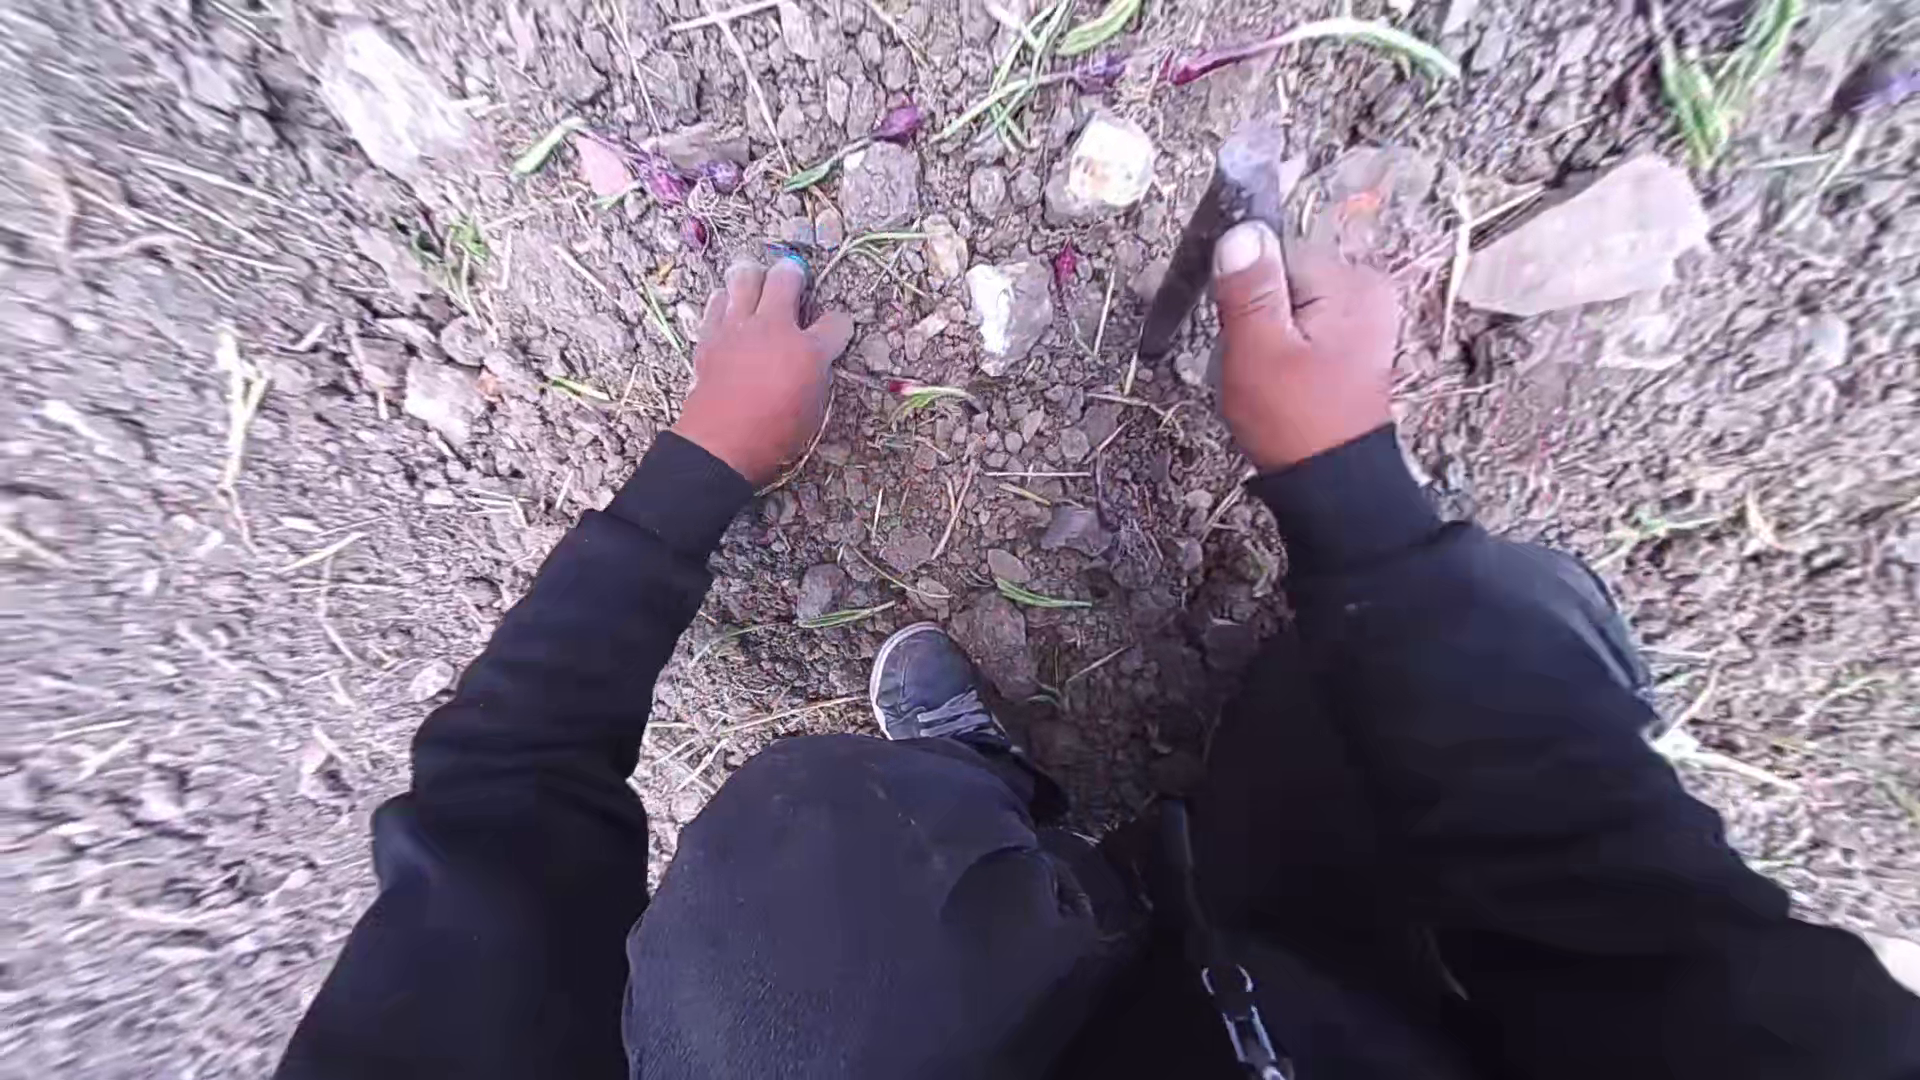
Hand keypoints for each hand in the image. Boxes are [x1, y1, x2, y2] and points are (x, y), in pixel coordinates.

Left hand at [670, 256, 853, 484]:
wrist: (723, 443)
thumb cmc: (776, 435)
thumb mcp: (813, 410)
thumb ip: (816, 377)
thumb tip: (815, 364)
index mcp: (809, 351)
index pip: (836, 323)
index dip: (841, 324)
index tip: (838, 329)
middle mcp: (774, 328)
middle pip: (785, 278)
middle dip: (794, 274)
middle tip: (795, 279)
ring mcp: (738, 327)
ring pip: (744, 276)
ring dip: (755, 276)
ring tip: (758, 285)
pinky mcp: (711, 336)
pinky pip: (717, 302)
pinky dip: (726, 301)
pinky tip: (731, 310)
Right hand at [1212, 221, 1397, 470]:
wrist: (1326, 479)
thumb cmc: (1291, 417)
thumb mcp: (1257, 350)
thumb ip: (1248, 290)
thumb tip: (1240, 231)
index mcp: (1349, 283)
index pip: (1273, 257)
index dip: (1241, 295)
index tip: (1236, 335)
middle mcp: (1364, 292)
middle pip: (1279, 283)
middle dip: (1251, 321)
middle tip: (1251, 363)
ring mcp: (1361, 321)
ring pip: (1283, 311)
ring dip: (1260, 341)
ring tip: (1263, 378)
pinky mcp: (1349, 348)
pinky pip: (1297, 333)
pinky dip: (1278, 354)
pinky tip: (1275, 383)